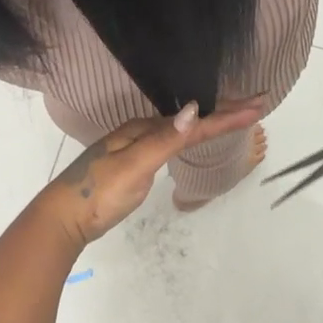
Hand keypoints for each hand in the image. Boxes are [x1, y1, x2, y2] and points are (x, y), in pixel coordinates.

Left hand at [35, 99, 265, 244]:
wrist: (64, 219)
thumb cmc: (98, 193)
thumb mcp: (134, 166)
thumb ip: (164, 141)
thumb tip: (195, 110)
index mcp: (142, 130)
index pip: (194, 122)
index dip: (226, 116)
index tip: (258, 107)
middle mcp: (140, 134)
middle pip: (189, 120)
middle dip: (223, 112)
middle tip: (256, 104)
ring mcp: (135, 149)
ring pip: (180, 130)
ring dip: (208, 123)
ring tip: (235, 115)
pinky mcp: (133, 166)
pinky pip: (170, 143)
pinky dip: (190, 137)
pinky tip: (191, 137)